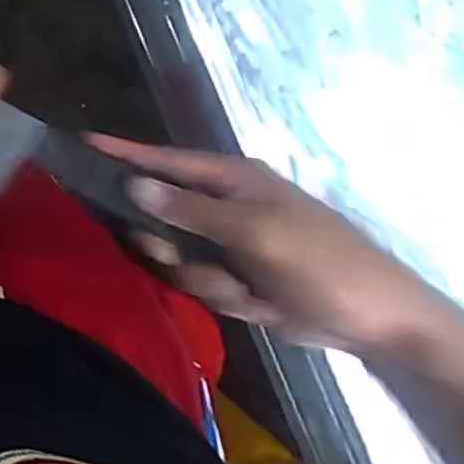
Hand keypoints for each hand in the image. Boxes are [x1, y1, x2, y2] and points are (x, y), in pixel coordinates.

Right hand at [91, 134, 463, 358]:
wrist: (380, 321)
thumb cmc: (320, 261)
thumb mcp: (252, 233)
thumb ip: (189, 209)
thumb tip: (134, 183)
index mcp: (229, 179)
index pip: (163, 159)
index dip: (124, 151)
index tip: (84, 142)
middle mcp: (222, 205)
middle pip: (162, 216)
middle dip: (168, 244)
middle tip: (173, 258)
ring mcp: (229, 241)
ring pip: (179, 256)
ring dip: (204, 278)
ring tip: (244, 289)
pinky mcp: (236, 274)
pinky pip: (202, 281)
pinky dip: (224, 296)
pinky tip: (258, 303)